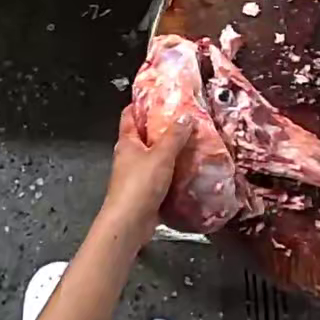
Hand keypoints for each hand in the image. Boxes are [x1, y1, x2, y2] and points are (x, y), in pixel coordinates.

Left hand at [101, 106, 190, 231]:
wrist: (129, 223)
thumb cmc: (139, 185)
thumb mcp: (160, 155)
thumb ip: (174, 136)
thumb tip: (186, 115)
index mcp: (127, 142)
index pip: (129, 115)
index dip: (140, 104)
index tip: (158, 96)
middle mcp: (129, 156)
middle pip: (144, 135)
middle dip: (162, 128)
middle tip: (184, 120)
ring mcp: (136, 174)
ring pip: (154, 156)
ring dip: (170, 151)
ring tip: (192, 142)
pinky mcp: (145, 191)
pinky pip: (161, 176)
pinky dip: (173, 172)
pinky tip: (189, 170)